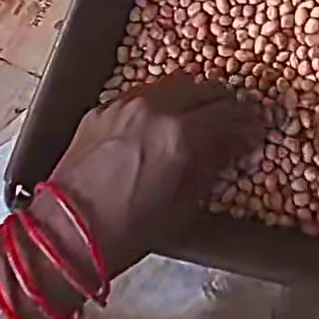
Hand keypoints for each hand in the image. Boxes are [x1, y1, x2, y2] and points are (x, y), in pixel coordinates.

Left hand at [44, 74, 260, 277]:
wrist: (63, 232)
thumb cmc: (128, 231)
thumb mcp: (182, 205)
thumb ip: (210, 167)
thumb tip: (232, 147)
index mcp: (179, 135)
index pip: (228, 112)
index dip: (247, 120)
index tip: (255, 128)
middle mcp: (154, 109)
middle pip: (203, 89)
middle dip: (222, 103)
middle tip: (231, 120)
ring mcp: (124, 104)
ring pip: (171, 85)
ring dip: (191, 98)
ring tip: (195, 119)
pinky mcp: (101, 109)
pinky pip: (140, 96)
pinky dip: (158, 105)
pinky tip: (155, 126)